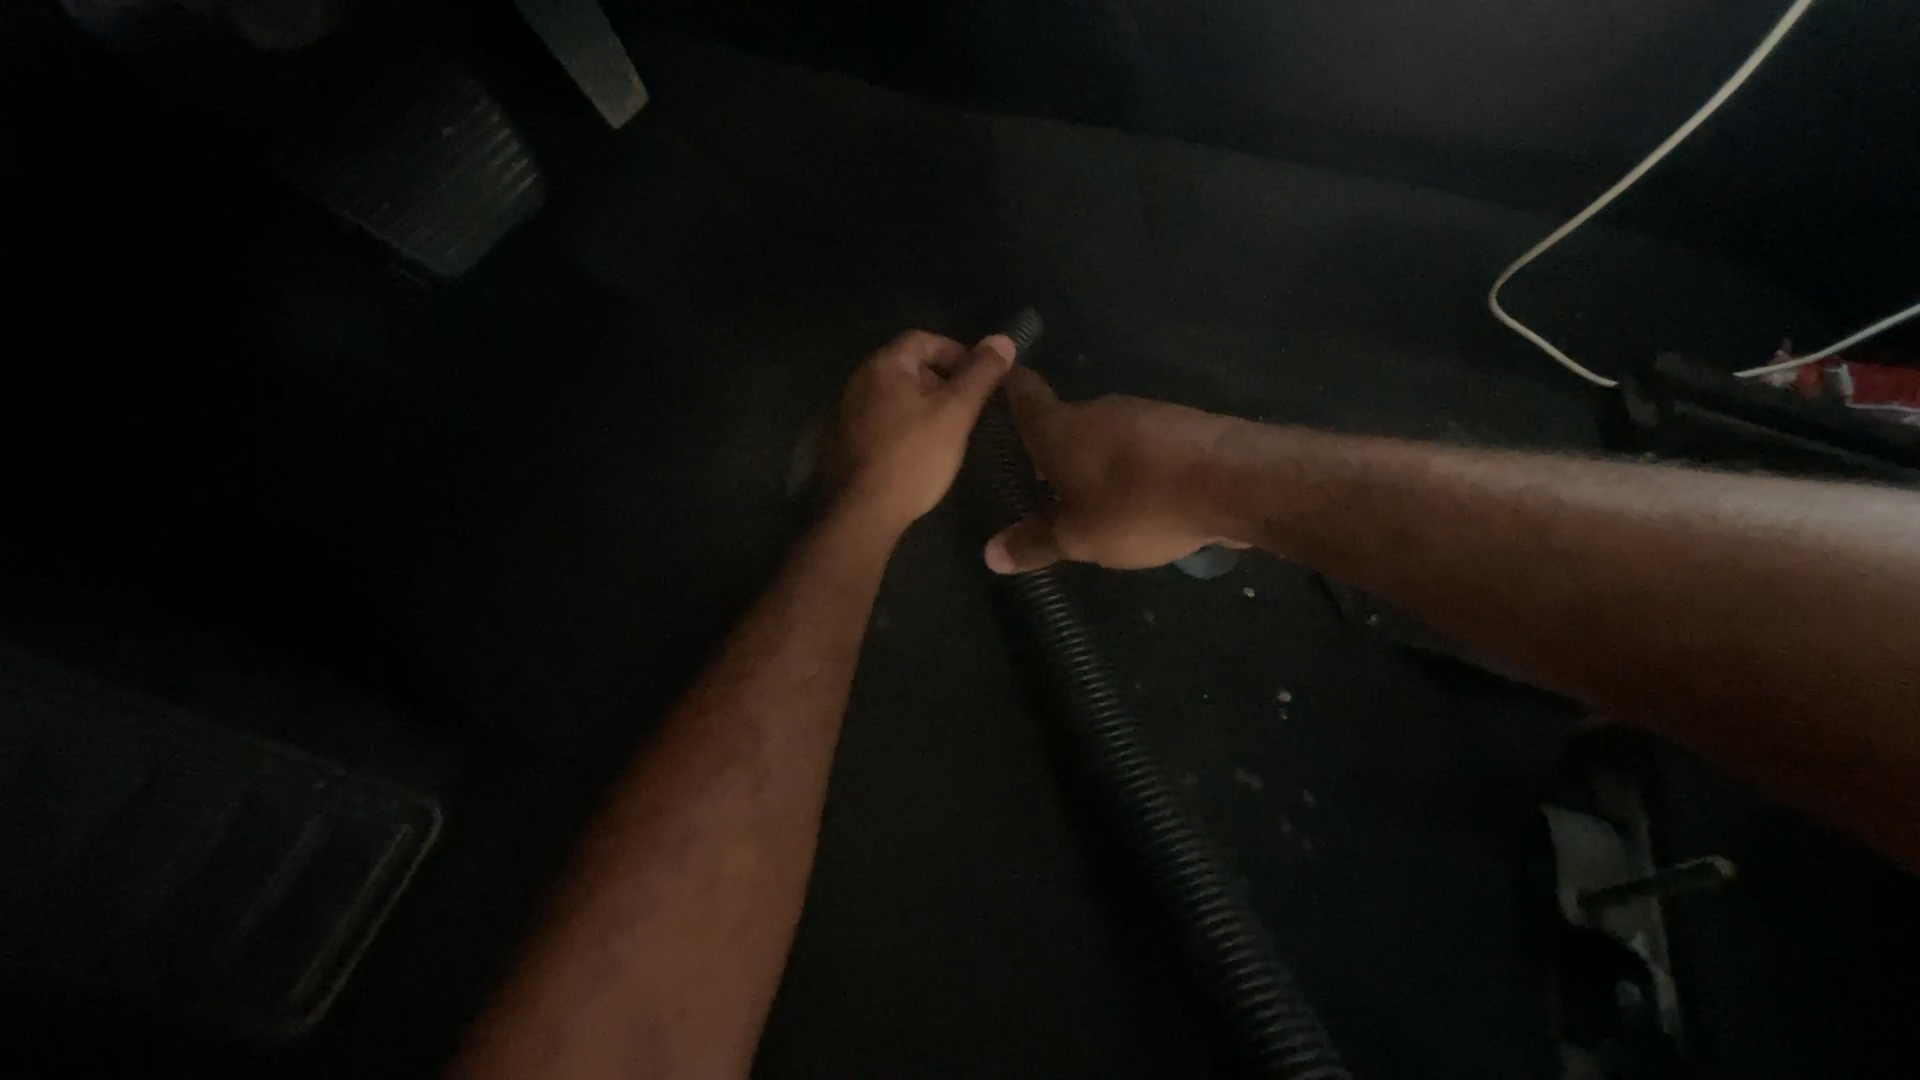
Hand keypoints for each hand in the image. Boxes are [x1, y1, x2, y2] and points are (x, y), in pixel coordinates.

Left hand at [833, 330, 1015, 533]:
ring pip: (895, 396)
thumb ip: (980, 375)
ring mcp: (847, 413)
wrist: (862, 512)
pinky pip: (882, 421)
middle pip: (907, 366)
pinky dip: (905, 425)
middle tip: (969, 406)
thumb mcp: (956, 413)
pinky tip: (922, 450)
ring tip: (951, 430)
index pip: (923, 339)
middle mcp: (859, 381)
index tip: (981, 377)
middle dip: (942, 380)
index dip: (957, 352)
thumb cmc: (913, 457)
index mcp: (883, 365)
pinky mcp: (844, 442)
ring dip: (924, 405)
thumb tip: (1003, 340)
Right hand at [985, 368, 1244, 572]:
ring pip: (1104, 436)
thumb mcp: (1079, 537)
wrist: (1232, 481)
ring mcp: (1143, 414)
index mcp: (1060, 429)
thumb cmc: (1136, 505)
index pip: (1024, 395)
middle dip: (1051, 448)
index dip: (1008, 387)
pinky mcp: (1181, 428)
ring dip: (1094, 461)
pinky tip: (1139, 497)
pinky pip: (1141, 447)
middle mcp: (1097, 411)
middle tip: (1036, 479)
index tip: (997, 380)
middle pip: (1064, 423)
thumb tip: (989, 554)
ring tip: (1088, 497)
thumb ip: (1035, 543)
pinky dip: (1131, 467)